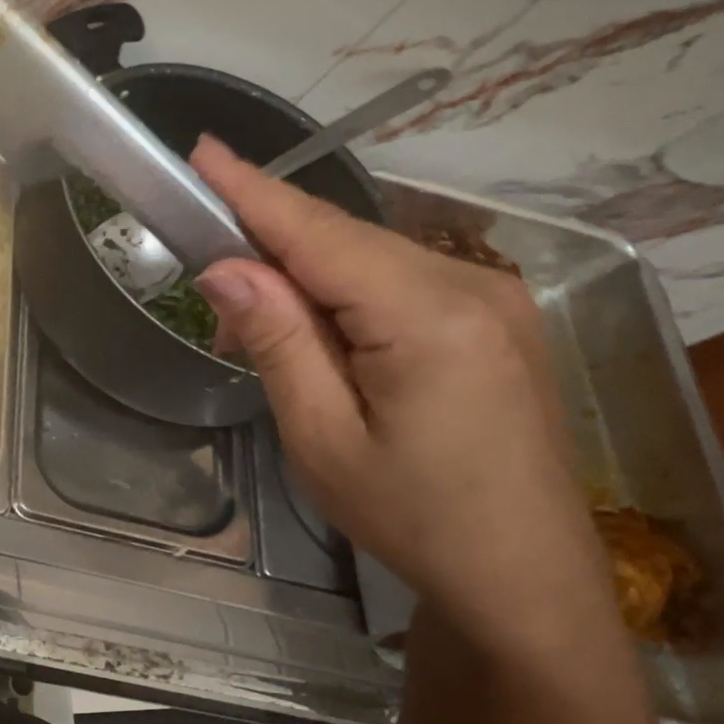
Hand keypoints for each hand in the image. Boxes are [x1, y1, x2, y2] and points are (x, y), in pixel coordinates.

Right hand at [188, 137, 610, 633]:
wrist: (519, 572)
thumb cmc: (409, 513)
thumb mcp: (321, 436)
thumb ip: (277, 342)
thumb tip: (227, 270)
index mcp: (426, 316)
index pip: (319, 234)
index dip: (255, 192)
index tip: (203, 151)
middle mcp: (470, 286)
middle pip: (345, 241)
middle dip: (268, 249)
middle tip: (207, 287)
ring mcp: (493, 299)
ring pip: (370, 260)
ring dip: (302, 281)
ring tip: (253, 333)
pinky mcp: (495, 320)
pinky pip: (400, 283)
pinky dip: (342, 297)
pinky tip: (315, 337)